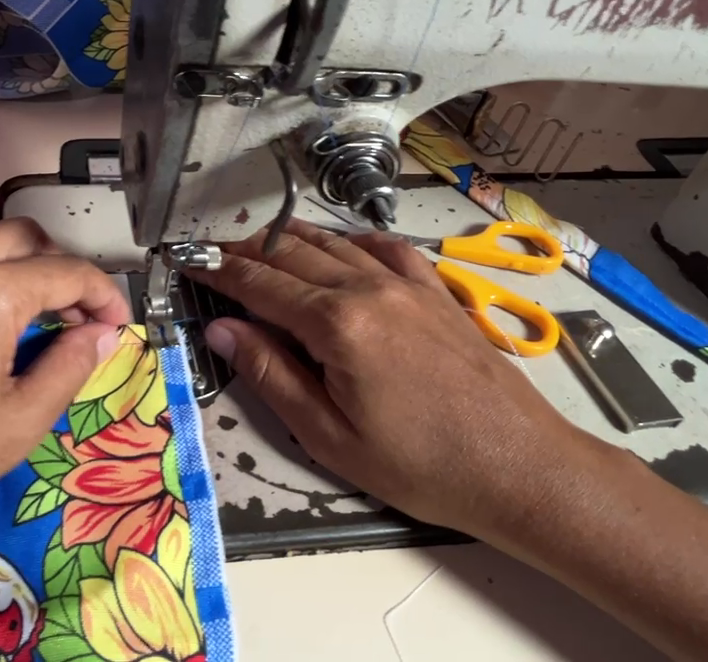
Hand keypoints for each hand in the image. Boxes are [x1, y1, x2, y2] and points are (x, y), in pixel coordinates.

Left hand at [0, 219, 129, 552]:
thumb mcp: (19, 422)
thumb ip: (70, 365)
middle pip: (24, 237)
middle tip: (72, 315)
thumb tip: (100, 333)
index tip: (114, 324)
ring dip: (12, 261)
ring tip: (24, 311)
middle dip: (59, 268)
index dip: (102, 294)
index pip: (67, 271)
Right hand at [186, 219, 596, 541]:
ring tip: (259, 244)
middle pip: (291, 254)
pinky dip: (350, 240)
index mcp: (336, 324)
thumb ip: (271, 374)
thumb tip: (220, 330)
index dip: (217, 271)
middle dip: (245, 250)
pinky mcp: (435, 289)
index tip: (186, 261)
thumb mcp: (329, 436)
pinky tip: (339, 245)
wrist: (520, 467)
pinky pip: (384, 247)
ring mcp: (406, 282)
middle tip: (213, 254)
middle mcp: (367, 287)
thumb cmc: (420, 465)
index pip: (259, 284)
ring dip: (289, 240)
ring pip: (333, 243)